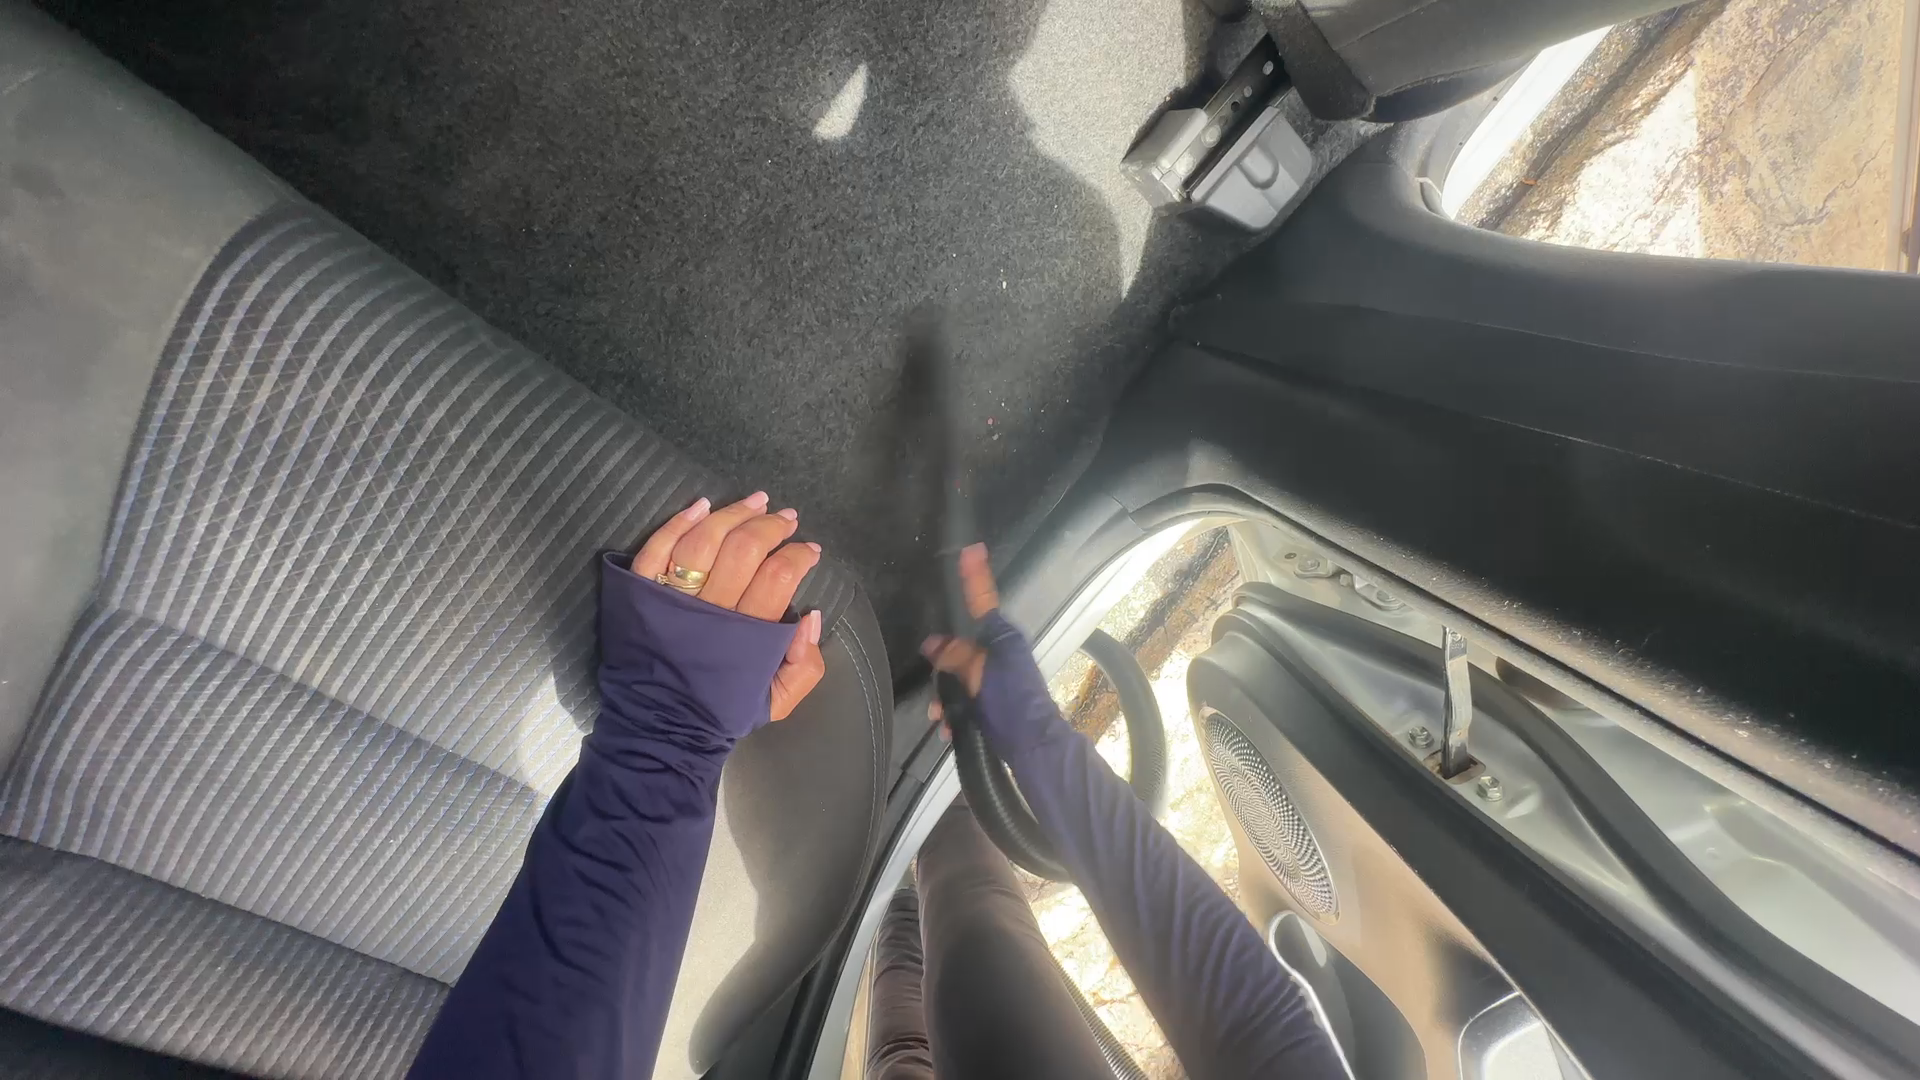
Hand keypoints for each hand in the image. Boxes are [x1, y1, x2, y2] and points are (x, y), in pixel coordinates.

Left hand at [634, 493, 826, 721]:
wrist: (659, 726)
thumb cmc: (721, 710)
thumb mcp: (778, 700)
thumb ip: (805, 665)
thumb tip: (811, 617)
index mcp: (748, 636)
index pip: (780, 576)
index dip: (800, 555)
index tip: (810, 549)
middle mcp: (711, 610)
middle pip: (744, 549)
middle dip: (771, 526)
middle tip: (787, 518)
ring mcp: (672, 598)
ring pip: (704, 540)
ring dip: (733, 513)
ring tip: (756, 500)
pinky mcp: (639, 593)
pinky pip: (658, 548)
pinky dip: (679, 522)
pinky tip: (703, 505)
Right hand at [921, 544, 1060, 756]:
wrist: (1032, 745)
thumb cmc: (1010, 702)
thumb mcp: (977, 674)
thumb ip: (954, 656)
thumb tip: (934, 644)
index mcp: (1001, 637)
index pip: (983, 598)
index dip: (975, 575)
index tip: (972, 550)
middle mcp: (999, 651)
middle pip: (960, 647)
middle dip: (944, 668)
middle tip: (939, 688)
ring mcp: (997, 676)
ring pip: (959, 676)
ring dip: (947, 696)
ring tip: (944, 715)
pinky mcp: (994, 699)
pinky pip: (966, 697)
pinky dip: (956, 711)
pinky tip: (951, 726)